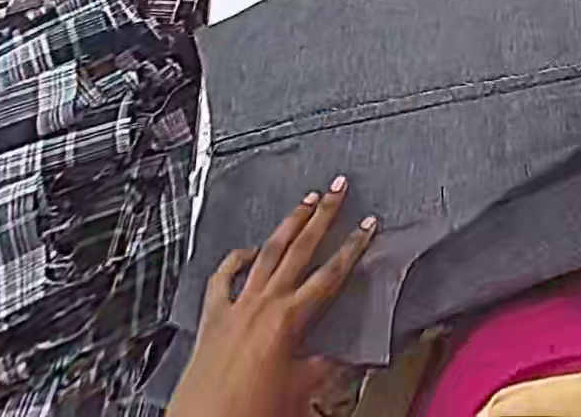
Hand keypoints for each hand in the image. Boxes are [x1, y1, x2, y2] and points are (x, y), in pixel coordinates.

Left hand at [167, 177, 376, 416]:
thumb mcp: (299, 393)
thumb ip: (325, 369)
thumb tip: (348, 357)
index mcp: (289, 319)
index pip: (330, 274)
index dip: (353, 246)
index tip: (368, 224)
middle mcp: (264, 303)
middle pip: (301, 248)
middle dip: (323, 215)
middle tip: (337, 187)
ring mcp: (237, 305)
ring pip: (268, 252)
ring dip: (289, 224)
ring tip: (305, 201)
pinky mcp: (212, 317)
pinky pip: (223, 278)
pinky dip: (236, 259)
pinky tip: (248, 249)